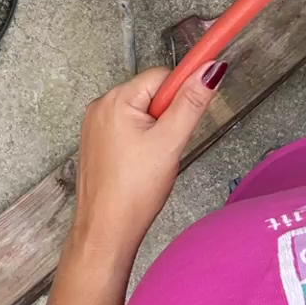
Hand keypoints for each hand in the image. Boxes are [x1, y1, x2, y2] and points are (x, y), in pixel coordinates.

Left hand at [70, 62, 226, 258]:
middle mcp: (101, 105)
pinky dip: (141, 140)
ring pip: (141, 112)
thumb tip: (209, 70)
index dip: (181, 95)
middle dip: (167, 116)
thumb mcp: (170, 142)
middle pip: (150, 93)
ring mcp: (96, 124)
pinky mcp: (97, 142)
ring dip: (155, 129)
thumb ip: (191, 103)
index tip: (193, 110)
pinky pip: (127, 127)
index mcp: (116, 99)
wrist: (105, 234)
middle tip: (168, 146)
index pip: (161, 76)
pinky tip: (142, 164)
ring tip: (154, 159)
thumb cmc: (132, 193)